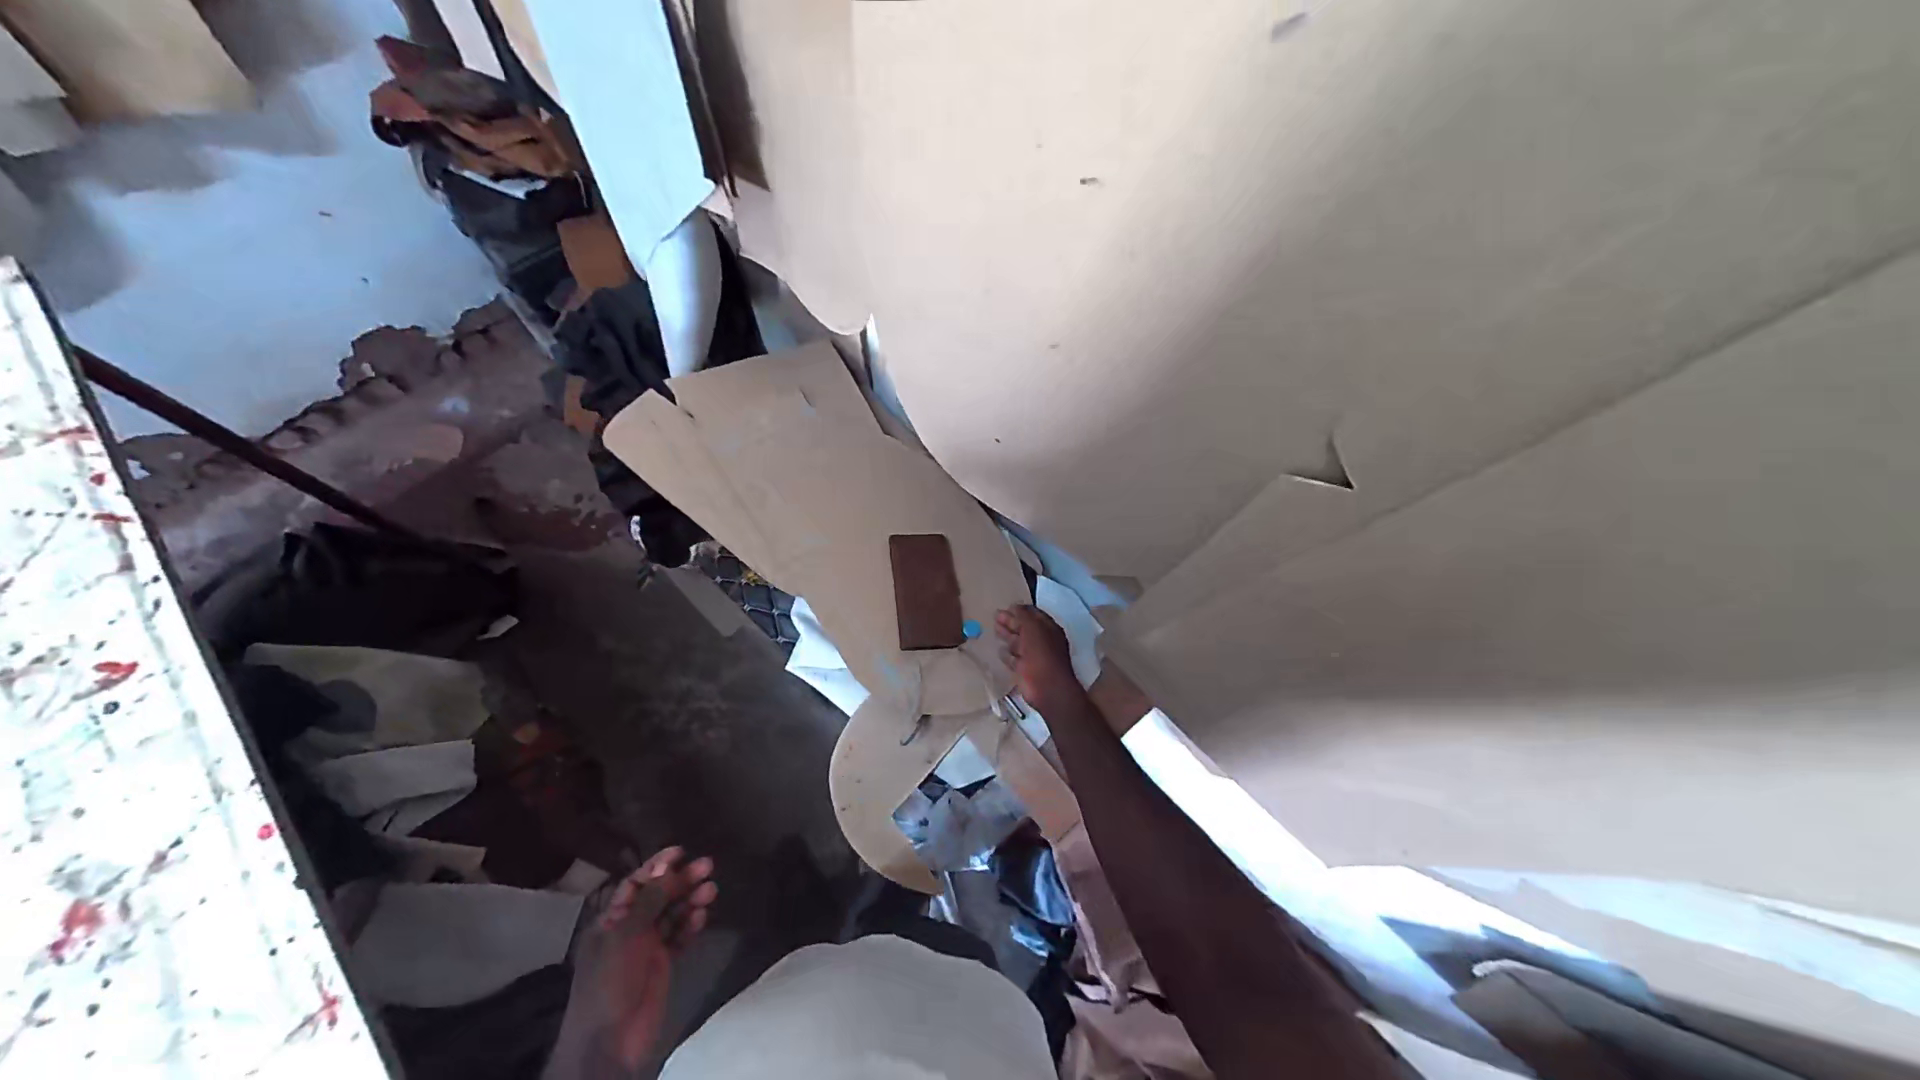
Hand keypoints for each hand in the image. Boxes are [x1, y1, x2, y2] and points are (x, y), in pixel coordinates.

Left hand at [581, 847, 718, 1069]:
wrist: (609, 1043)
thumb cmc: (609, 983)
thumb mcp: (625, 936)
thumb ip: (649, 901)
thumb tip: (668, 869)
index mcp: (611, 920)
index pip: (635, 883)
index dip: (656, 865)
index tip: (680, 852)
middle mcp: (629, 929)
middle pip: (659, 896)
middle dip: (681, 880)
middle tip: (707, 866)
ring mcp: (647, 948)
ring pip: (673, 914)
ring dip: (691, 900)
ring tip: (711, 891)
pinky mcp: (663, 964)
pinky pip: (680, 937)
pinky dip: (691, 925)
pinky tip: (702, 917)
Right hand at [996, 605, 1080, 713]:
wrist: (1047, 688)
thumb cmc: (1042, 654)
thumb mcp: (1033, 628)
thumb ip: (1023, 616)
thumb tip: (1013, 607)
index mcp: (1048, 629)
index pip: (1034, 615)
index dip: (1020, 610)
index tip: (1006, 606)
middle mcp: (1042, 641)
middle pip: (1024, 628)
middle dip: (1011, 621)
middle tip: (995, 616)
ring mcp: (1034, 657)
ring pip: (1019, 643)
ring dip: (1008, 636)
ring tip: (995, 629)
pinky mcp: (1026, 671)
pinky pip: (1014, 659)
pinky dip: (1007, 655)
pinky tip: (1000, 650)